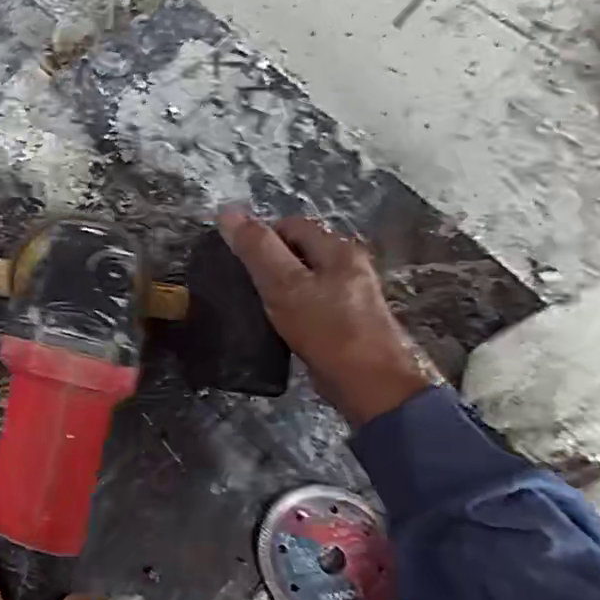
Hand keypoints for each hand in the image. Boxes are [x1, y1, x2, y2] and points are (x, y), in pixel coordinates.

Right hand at [217, 209, 432, 425]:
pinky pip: (313, 305)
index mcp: (338, 249)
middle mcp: (349, 266)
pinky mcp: (349, 323)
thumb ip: (257, 249)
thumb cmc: (327, 330)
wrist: (371, 387)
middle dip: (271, 265)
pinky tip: (281, 329)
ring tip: (260, 309)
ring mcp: (352, 296)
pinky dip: (295, 311)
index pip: (290, 226)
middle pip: (298, 252)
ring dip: (282, 291)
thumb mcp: (284, 285)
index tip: (241, 265)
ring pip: (305, 280)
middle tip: (247, 289)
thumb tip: (228, 212)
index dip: (261, 239)